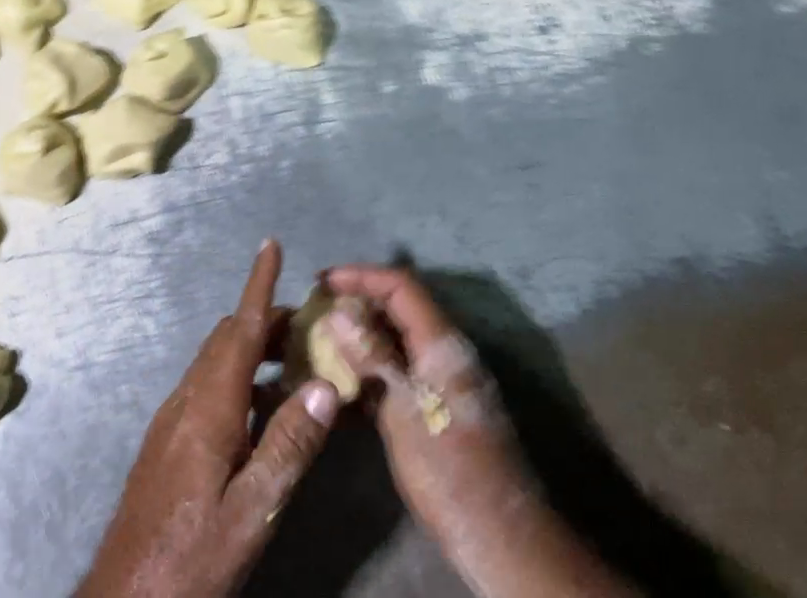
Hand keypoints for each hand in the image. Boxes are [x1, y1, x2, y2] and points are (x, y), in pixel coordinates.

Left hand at [77, 241, 341, 597]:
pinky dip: (242, 381)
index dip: (257, 287)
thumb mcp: (253, 510)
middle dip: (266, 321)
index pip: (238, 332)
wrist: (128, 594)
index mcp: (208, 409)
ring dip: (254, 351)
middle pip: (227, 342)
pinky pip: (209, 390)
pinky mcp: (169, 443)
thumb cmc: (193, 554)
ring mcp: (172, 422)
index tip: (270, 245)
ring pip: (216, 365)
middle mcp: (186, 402)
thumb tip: (325, 384)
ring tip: (299, 365)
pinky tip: (267, 412)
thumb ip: (289, 446)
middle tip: (313, 326)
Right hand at [323, 265, 636, 597]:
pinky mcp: (429, 410)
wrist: (494, 531)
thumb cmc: (449, 467)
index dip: (361, 276)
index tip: (320, 282)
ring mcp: (437, 382)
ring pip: (392, 344)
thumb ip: (372, 357)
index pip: (401, 287)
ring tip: (314, 345)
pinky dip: (364, 374)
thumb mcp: (404, 409)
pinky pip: (392, 376)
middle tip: (312, 313)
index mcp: (442, 344)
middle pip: (397, 310)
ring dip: (355, 340)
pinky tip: (334, 389)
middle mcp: (442, 354)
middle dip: (354, 305)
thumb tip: (337, 312)